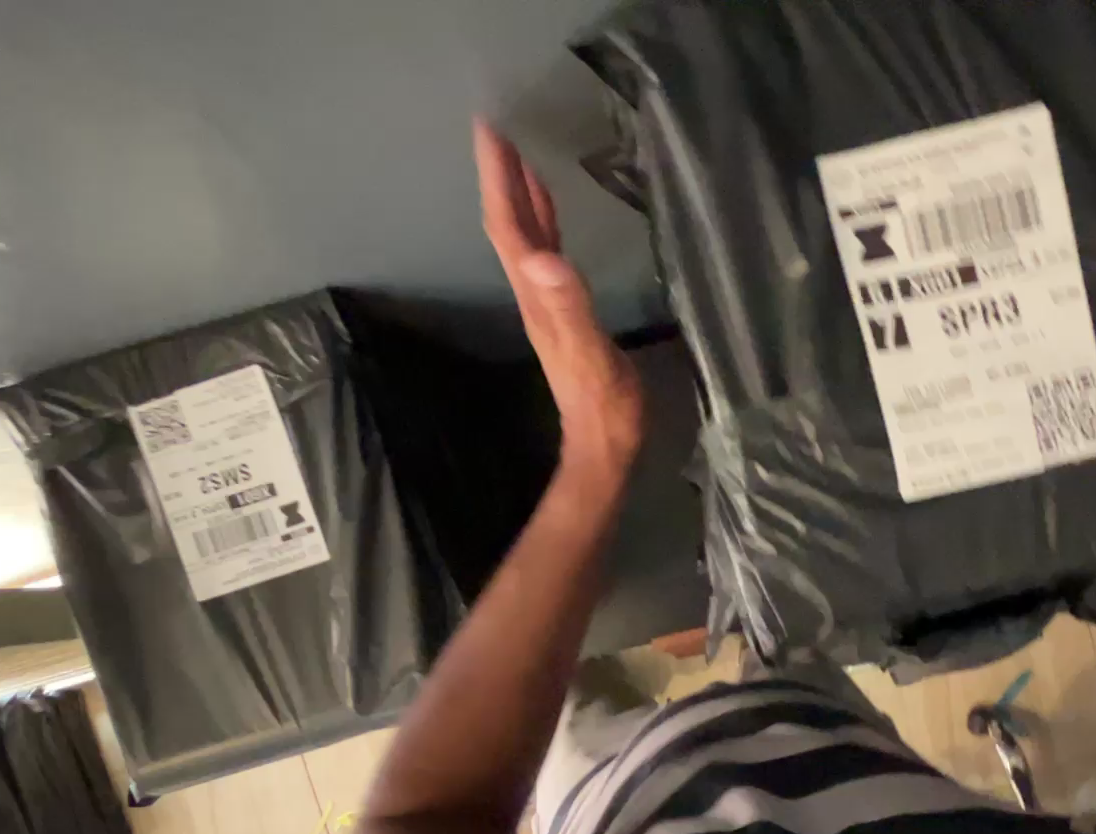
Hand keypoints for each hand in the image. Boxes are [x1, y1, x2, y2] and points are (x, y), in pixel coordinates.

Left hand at [474, 119, 643, 476]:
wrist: (604, 443)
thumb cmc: (605, 406)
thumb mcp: (591, 357)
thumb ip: (571, 309)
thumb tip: (544, 257)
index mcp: (539, 298)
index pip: (510, 229)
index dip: (499, 181)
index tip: (490, 131)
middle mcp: (536, 295)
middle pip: (510, 227)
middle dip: (501, 176)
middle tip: (498, 127)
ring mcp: (549, 305)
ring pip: (526, 239)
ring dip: (519, 196)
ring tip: (520, 154)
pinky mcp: (566, 313)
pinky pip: (547, 256)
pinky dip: (544, 226)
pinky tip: (551, 213)